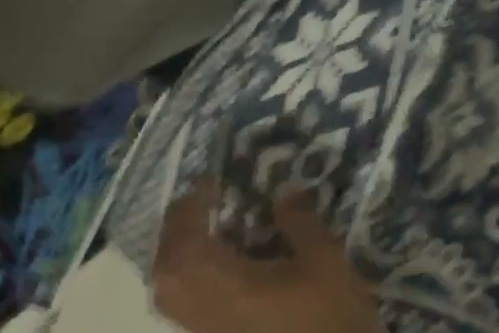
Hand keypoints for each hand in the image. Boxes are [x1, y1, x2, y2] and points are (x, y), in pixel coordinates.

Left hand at [154, 180, 377, 332]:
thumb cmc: (332, 315)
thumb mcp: (325, 259)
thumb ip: (300, 221)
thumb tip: (282, 191)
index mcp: (232, 289)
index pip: (189, 246)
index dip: (191, 210)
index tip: (210, 182)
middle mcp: (208, 314)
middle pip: (167, 273)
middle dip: (175, 232)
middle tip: (201, 202)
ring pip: (168, 294)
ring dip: (175, 256)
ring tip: (202, 229)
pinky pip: (182, 308)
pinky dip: (185, 278)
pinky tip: (213, 264)